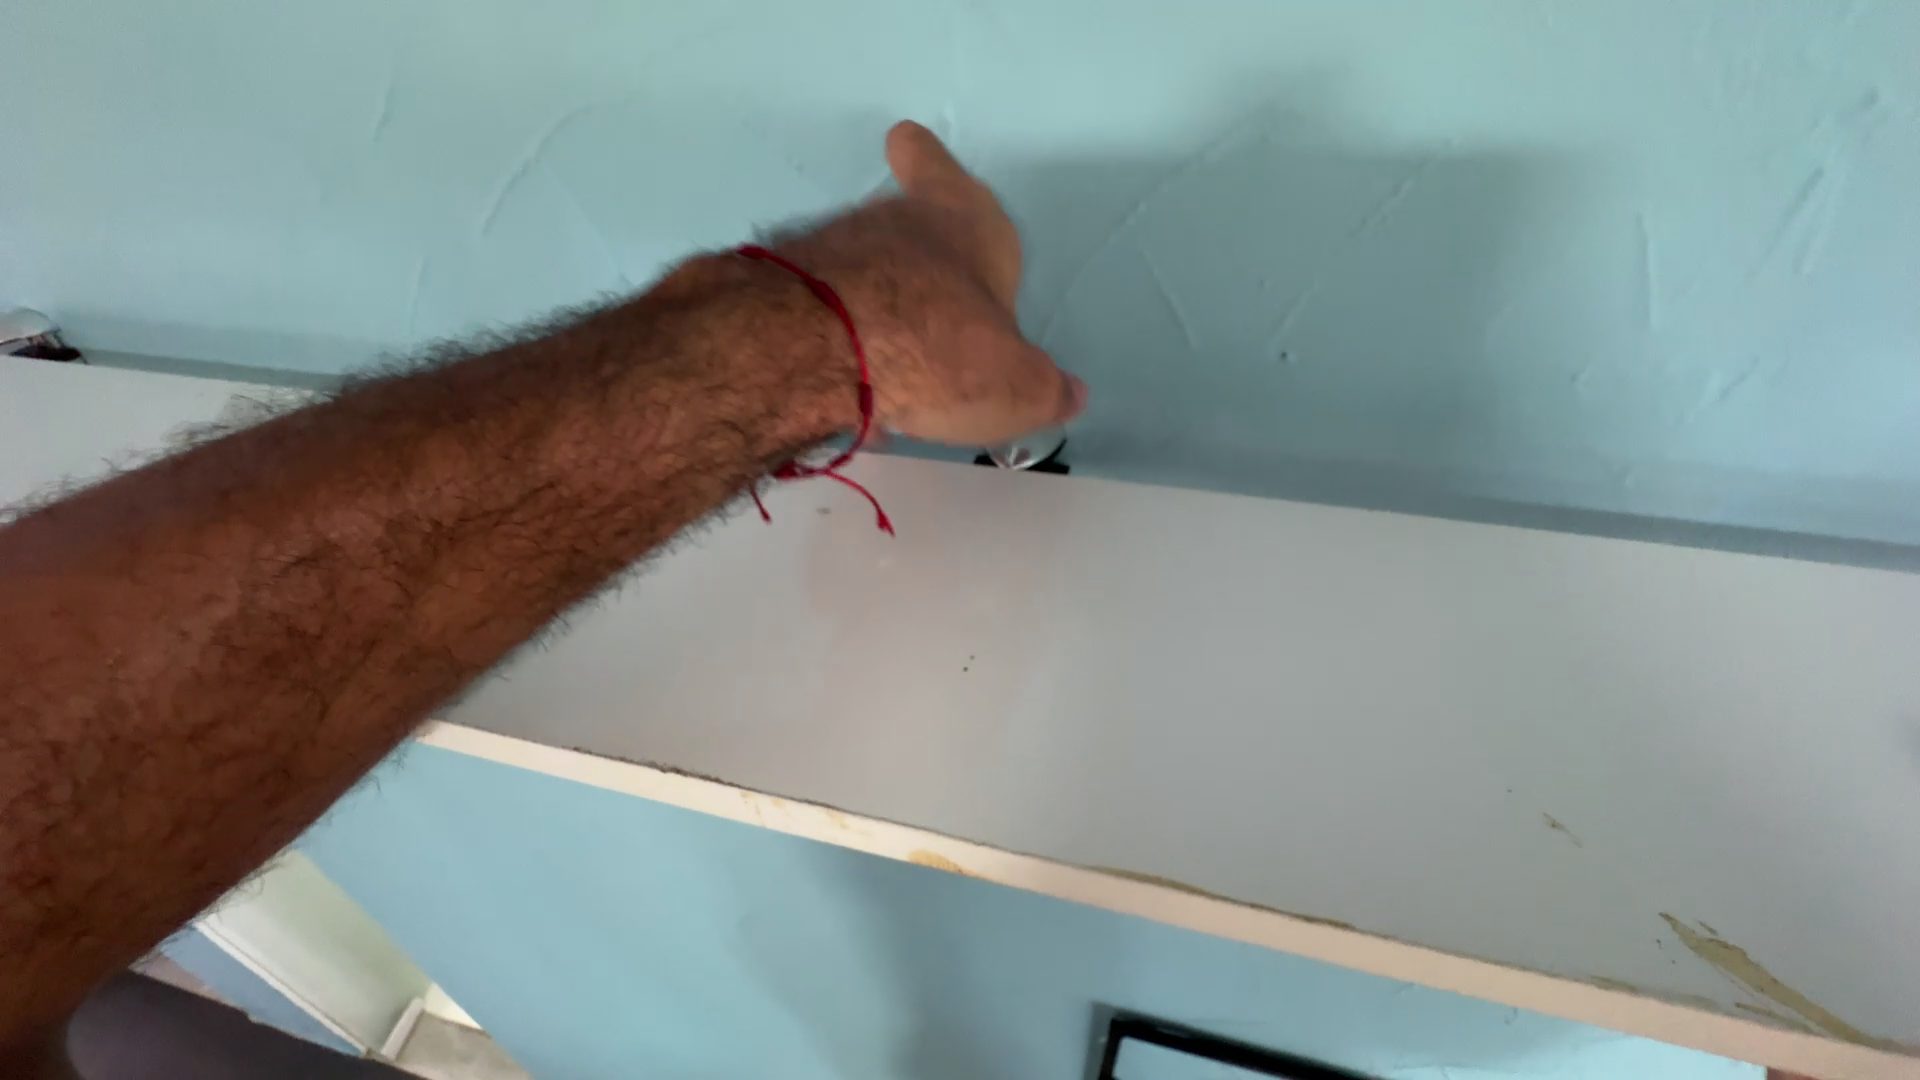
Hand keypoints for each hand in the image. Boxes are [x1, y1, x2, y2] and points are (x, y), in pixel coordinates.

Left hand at [774, 121, 1086, 445]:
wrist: (825, 356)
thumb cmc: (942, 354)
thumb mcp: (1017, 389)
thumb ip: (1045, 391)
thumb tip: (1070, 395)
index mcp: (967, 227)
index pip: (943, 169)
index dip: (931, 166)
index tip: (912, 154)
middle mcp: (898, 223)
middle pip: (904, 230)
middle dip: (915, 267)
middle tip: (929, 317)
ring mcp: (834, 250)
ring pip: (860, 273)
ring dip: (873, 309)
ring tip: (889, 366)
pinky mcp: (788, 289)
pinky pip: (822, 311)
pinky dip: (836, 339)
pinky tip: (846, 381)